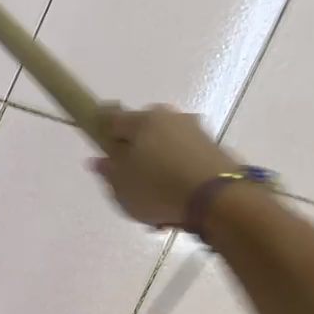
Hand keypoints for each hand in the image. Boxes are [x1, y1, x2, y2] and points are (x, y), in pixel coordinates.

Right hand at [83, 105, 239, 227]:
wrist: (216, 197)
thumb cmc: (157, 189)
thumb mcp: (121, 187)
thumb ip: (108, 172)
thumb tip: (98, 160)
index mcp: (142, 121)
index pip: (112, 119)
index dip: (101, 130)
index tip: (97, 145)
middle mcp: (169, 116)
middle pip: (141, 130)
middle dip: (132, 148)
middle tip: (125, 176)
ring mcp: (192, 129)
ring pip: (163, 144)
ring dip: (154, 162)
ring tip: (150, 194)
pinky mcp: (210, 145)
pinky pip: (181, 156)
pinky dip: (172, 171)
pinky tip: (170, 195)